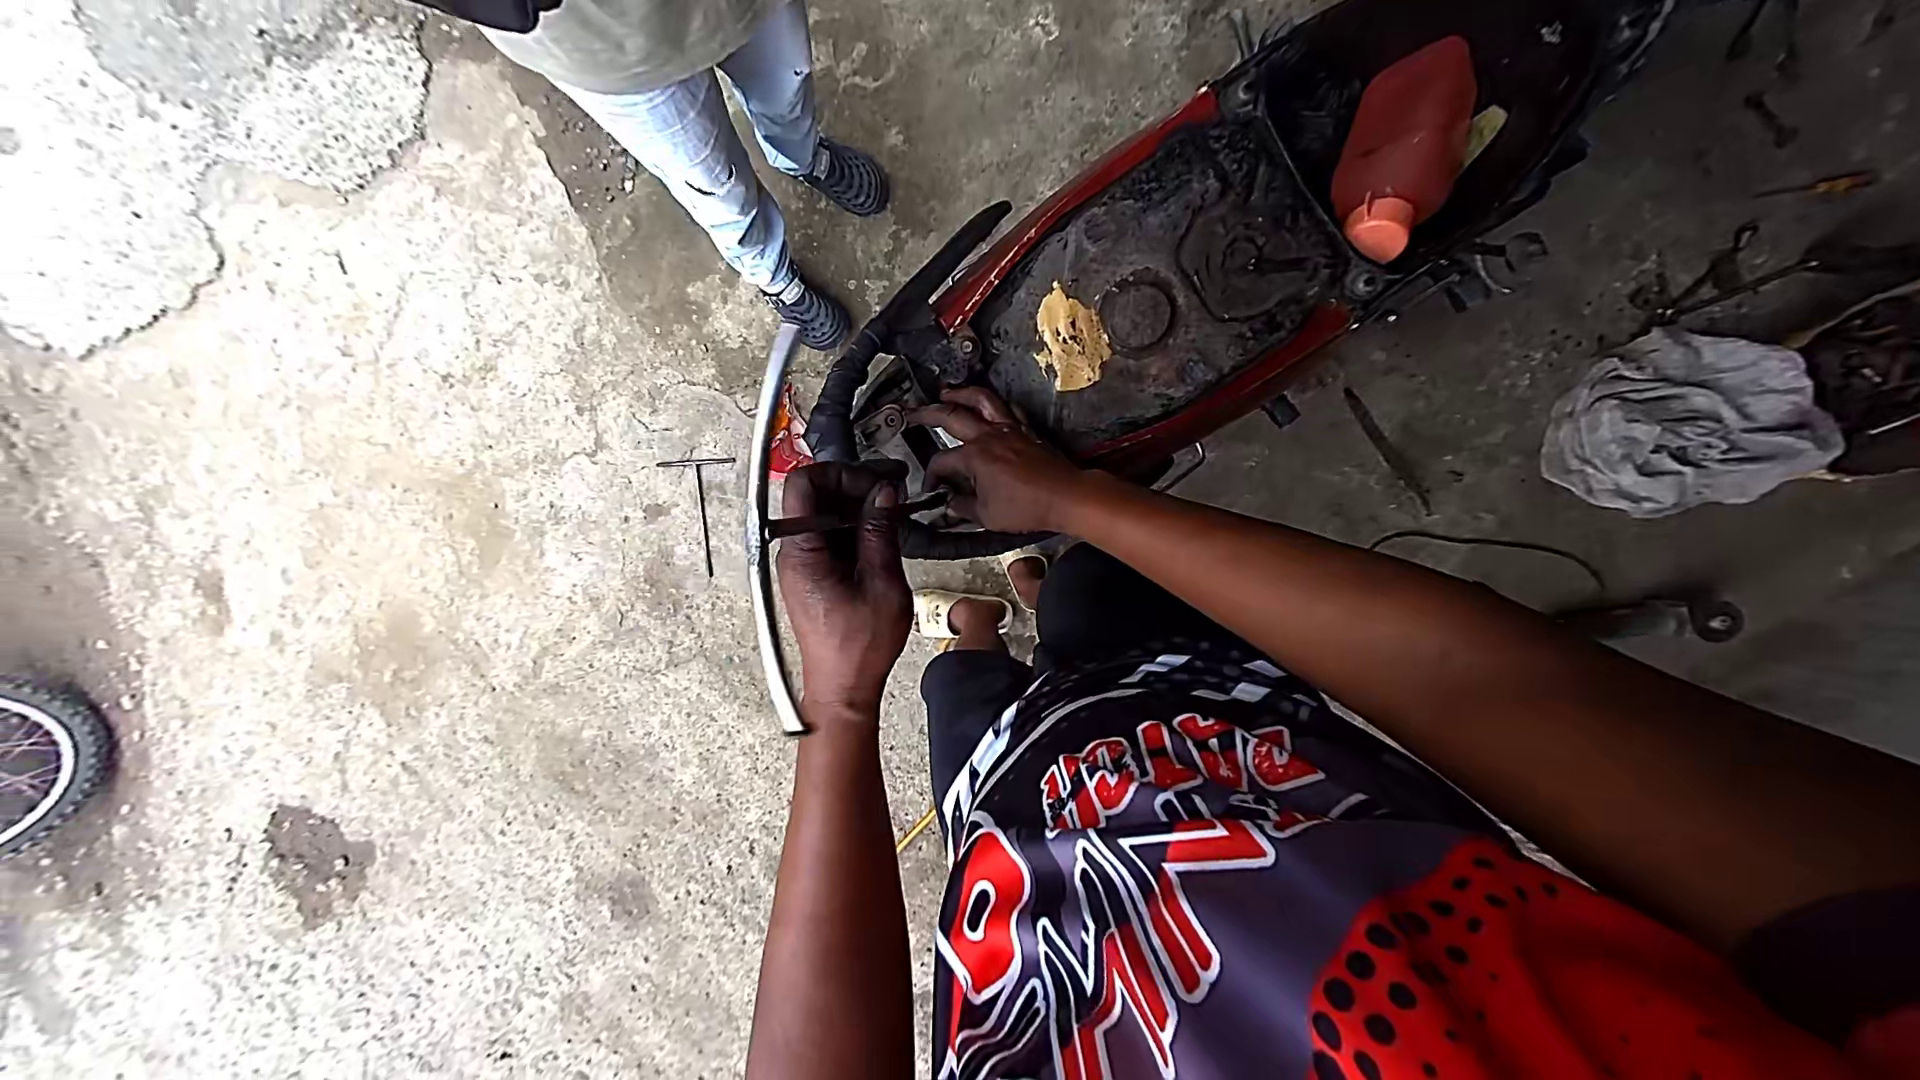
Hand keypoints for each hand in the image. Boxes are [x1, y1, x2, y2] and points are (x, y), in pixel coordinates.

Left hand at [776, 463, 912, 719]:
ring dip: (861, 507)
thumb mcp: (881, 582)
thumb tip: (884, 493)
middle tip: (894, 488)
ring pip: (827, 515)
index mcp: (802, 552)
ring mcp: (804, 564)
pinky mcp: (816, 575)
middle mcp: (795, 554)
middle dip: (856, 486)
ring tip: (895, 509)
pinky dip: (859, 528)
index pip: (804, 485)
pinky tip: (885, 531)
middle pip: (816, 496)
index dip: (841, 474)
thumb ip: (880, 531)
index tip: (875, 481)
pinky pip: (833, 537)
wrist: (844, 686)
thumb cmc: (857, 648)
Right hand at [910, 387, 1090, 532]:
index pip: (942, 461)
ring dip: (961, 393)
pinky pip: (1009, 409)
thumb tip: (952, 505)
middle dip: (927, 413)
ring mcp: (1010, 431)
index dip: (931, 475)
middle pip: (951, 416)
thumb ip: (963, 507)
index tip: (932, 487)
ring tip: (948, 392)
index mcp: (975, 457)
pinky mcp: (1026, 433)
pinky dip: (996, 405)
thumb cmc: (1031, 506)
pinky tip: (991, 406)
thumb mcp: (987, 516)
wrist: (1065, 498)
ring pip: (982, 400)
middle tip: (914, 412)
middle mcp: (990, 437)